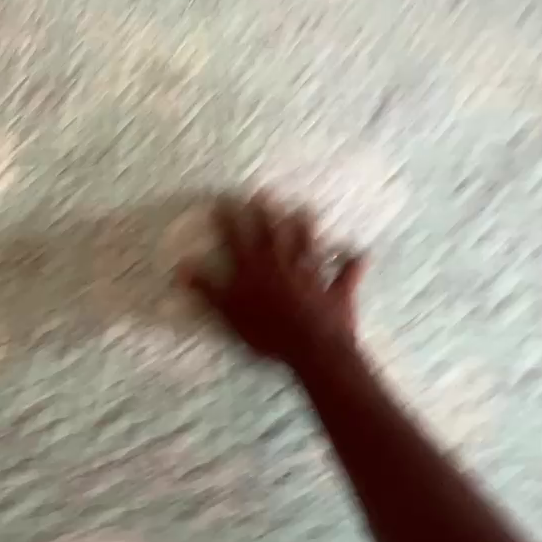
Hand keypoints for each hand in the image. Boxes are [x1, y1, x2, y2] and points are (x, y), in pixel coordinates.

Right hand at [179, 193, 368, 369]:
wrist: (313, 349)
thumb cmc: (266, 332)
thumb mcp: (228, 313)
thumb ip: (206, 289)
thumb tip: (181, 267)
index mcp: (254, 269)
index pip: (237, 238)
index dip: (229, 219)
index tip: (224, 199)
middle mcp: (281, 265)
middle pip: (272, 234)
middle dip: (267, 213)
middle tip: (264, 192)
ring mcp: (311, 275)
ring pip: (308, 245)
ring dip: (307, 228)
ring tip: (305, 208)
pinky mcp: (335, 291)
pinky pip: (346, 274)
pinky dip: (353, 263)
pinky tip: (361, 252)